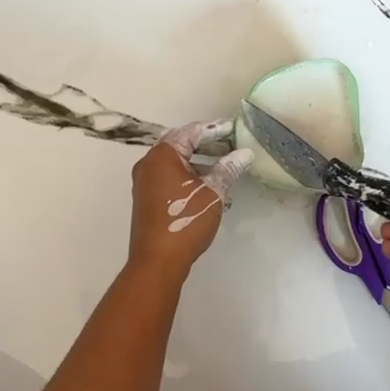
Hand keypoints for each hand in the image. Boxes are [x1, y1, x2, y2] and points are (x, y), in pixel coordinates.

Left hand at [128, 119, 253, 277]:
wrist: (157, 262)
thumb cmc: (185, 221)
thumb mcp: (213, 192)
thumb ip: (228, 168)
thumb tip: (245, 153)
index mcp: (162, 155)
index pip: (191, 132)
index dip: (215, 129)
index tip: (235, 128)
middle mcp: (149, 163)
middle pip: (181, 144)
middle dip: (207, 144)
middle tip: (232, 143)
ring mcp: (145, 181)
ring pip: (176, 162)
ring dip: (199, 161)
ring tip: (225, 164)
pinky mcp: (147, 197)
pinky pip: (170, 176)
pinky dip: (189, 175)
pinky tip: (209, 184)